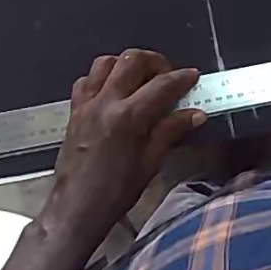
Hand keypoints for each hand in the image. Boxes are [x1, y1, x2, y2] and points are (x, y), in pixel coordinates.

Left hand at [39, 49, 204, 249]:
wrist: (75, 209)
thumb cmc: (115, 192)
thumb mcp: (151, 163)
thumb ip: (172, 131)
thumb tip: (196, 114)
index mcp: (128, 117)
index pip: (162, 85)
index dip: (182, 78)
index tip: (194, 76)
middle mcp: (106, 102)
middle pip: (133, 60)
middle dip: (156, 62)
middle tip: (168, 76)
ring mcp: (87, 103)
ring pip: (107, 62)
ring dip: (128, 64)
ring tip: (141, 78)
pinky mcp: (74, 109)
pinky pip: (87, 79)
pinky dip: (103, 77)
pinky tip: (114, 90)